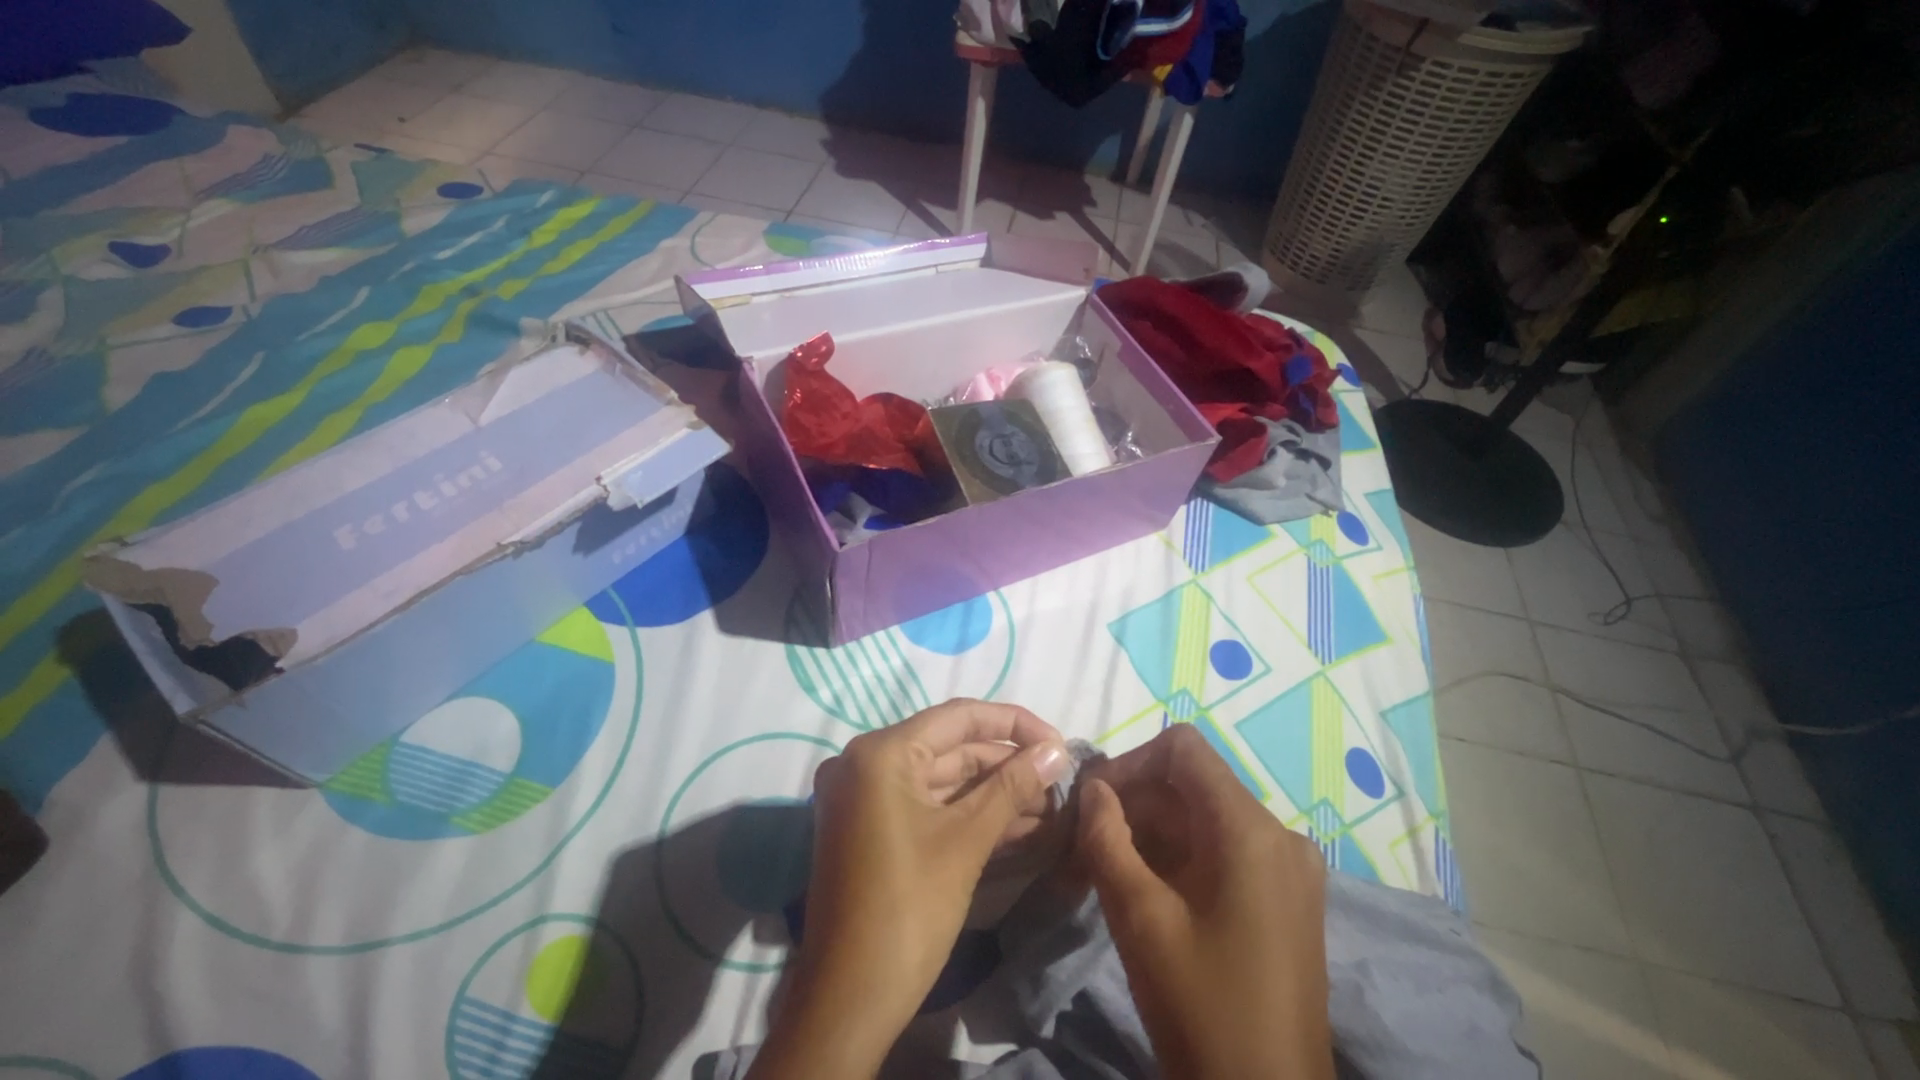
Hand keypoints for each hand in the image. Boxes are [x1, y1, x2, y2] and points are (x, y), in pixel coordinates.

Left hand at [750, 699, 1069, 1079]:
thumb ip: (1014, 787)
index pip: (959, 717)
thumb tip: (1058, 750)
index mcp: (880, 753)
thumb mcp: (967, 841)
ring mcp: (865, 798)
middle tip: (1061, 780)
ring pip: (943, 780)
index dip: (1015, 725)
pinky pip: (928, 807)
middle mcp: (865, 763)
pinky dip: (969, 814)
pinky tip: (1020, 826)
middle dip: (1008, 764)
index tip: (1060, 743)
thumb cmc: (910, 908)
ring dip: (995, 792)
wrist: (850, 995)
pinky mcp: (872, 830)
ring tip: (1051, 806)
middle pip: (951, 748)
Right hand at [1077, 724, 1333, 1079]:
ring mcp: (1288, 869)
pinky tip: (1142, 893)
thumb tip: (1092, 790)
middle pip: (1192, 786)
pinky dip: (1179, 859)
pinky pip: (1225, 853)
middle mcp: (1279, 835)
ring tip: (1099, 873)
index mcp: (1250, 830)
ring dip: (1150, 835)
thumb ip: (1107, 839)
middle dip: (1132, 805)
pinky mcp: (1286, 899)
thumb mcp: (1139, 918)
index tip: (1090, 802)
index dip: (1130, 762)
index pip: (1183, 749)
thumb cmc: (1200, 1005)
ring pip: (1205, 822)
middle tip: (1079, 847)